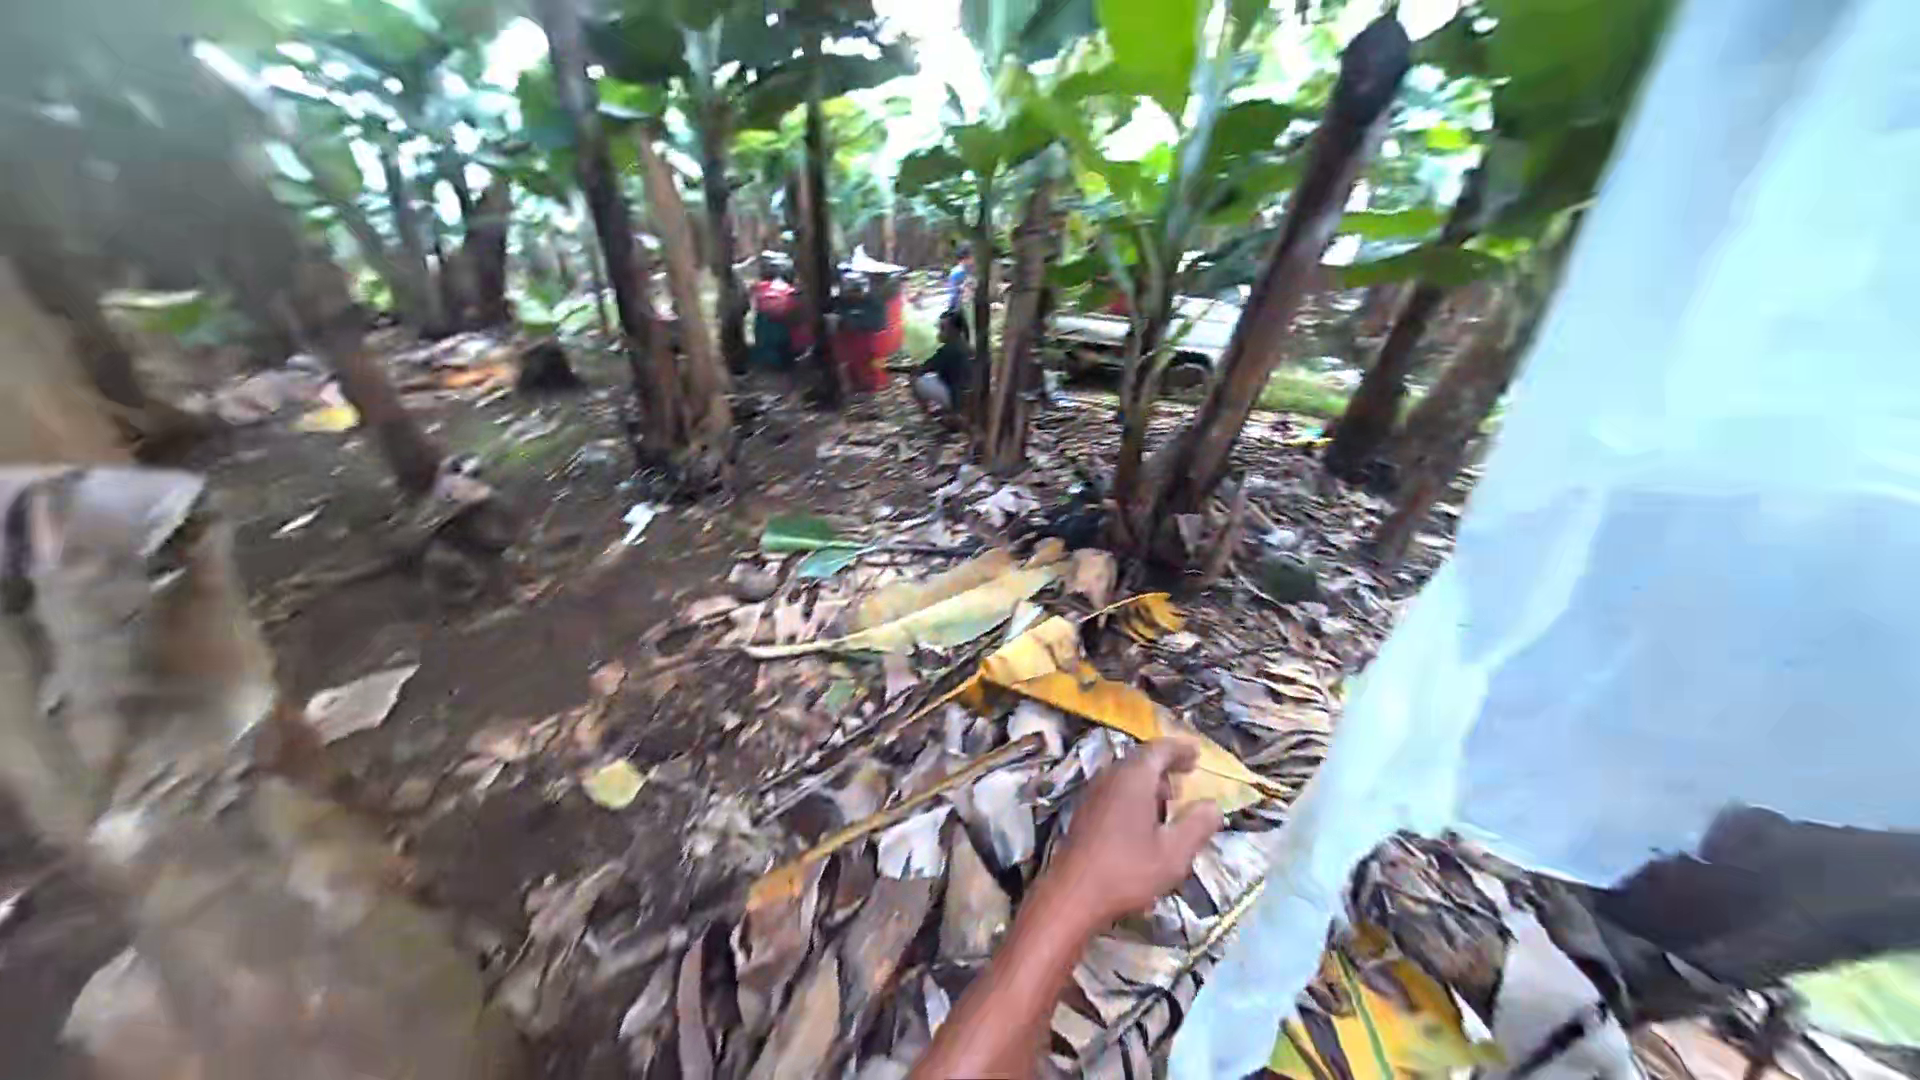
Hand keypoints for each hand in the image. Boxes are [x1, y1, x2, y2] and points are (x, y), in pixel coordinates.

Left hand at [1042, 739, 1223, 931]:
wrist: (1074, 892)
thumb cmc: (1128, 870)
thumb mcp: (1174, 852)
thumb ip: (1197, 825)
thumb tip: (1213, 805)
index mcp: (1133, 778)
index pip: (1159, 749)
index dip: (1180, 749)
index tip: (1198, 752)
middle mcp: (1111, 776)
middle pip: (1141, 759)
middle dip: (1166, 763)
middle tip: (1189, 771)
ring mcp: (1094, 792)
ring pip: (1127, 774)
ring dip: (1151, 779)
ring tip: (1171, 796)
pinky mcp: (1086, 809)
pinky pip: (1116, 789)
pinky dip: (1136, 792)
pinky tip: (1145, 817)